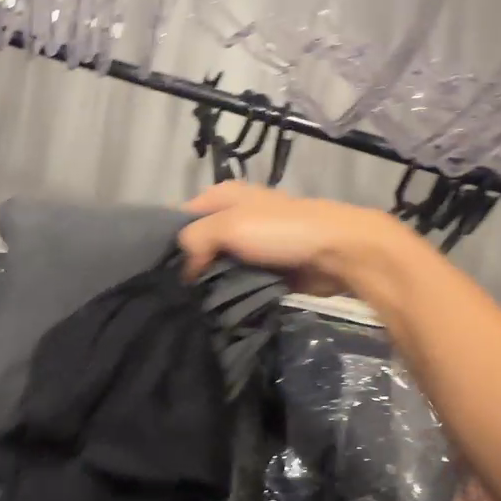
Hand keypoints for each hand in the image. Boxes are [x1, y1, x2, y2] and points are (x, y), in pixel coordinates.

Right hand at [177, 181, 426, 300]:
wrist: (339, 253)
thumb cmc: (281, 231)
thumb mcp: (227, 225)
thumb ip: (193, 240)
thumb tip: (183, 271)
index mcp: (223, 195)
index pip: (181, 217)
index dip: (170, 242)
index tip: (161, 270)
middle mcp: (234, 215)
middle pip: (198, 243)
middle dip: (189, 266)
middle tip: (177, 291)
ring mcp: (251, 243)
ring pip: (216, 264)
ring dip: (209, 282)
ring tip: (194, 302)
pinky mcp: (266, 267)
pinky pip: (237, 280)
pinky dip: (229, 291)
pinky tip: (218, 305)